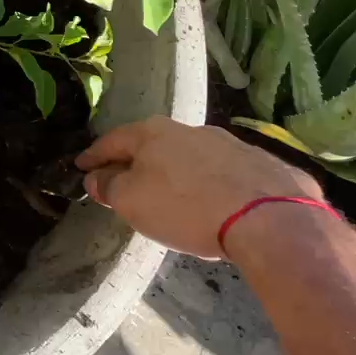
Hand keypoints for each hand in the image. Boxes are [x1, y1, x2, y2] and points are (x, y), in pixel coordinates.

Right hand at [76, 116, 323, 260]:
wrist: (274, 224)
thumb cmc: (187, 208)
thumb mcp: (132, 202)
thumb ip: (109, 187)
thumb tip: (96, 179)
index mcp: (153, 133)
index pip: (112, 141)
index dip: (94, 156)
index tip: (81, 167)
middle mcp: (192, 130)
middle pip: (156, 146)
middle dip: (142, 163)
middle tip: (131, 183)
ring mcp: (236, 146)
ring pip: (199, 159)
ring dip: (185, 174)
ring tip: (182, 198)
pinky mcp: (273, 169)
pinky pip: (238, 178)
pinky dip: (225, 188)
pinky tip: (228, 209)